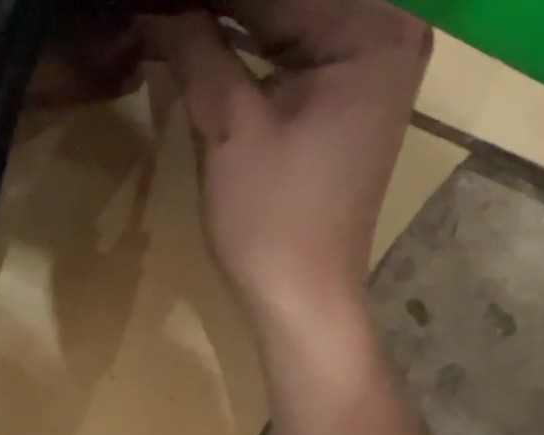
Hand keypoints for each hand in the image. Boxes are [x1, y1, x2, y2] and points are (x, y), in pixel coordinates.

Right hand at [142, 0, 429, 328]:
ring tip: (177, 23)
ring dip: (233, 19)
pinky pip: (298, 47)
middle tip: (165, 14)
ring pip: (290, 19)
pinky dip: (253, 44)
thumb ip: (196, 52)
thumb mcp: (230, 129)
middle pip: (288, 2)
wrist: (302, 295)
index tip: (159, 6)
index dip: (208, 0)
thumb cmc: (271, 217)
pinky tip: (205, 38)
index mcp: (372, 30)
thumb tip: (154, 10)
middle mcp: (389, 30)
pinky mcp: (351, 92)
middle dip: (223, 8)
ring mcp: (373, 62)